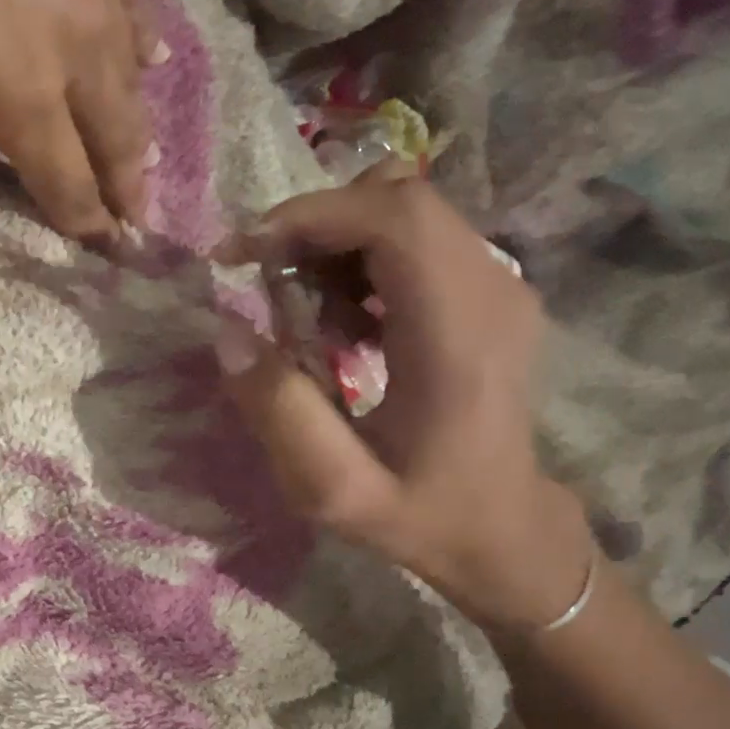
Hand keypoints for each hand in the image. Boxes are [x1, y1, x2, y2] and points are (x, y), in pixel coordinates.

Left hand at [0, 0, 161, 282]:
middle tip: (141, 222)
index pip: (66, 178)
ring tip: (152, 160)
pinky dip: (142, 44)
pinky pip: (130, 9)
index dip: (87, 219)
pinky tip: (153, 58)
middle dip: (125, 182)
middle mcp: (73, 49)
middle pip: (111, 132)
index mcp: (23, 92)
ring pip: (129, 76)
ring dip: (138, 125)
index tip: (111, 250)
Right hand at [218, 166, 591, 631]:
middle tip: (257, 277)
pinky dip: (360, 258)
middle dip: (314, 224)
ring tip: (294, 306)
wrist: (501, 529)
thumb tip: (228, 333)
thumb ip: (279, 413)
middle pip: (401, 199)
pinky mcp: (488, 294)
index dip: (310, 216)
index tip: (241, 254)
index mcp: (457, 335)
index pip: (395, 218)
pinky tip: (335, 317)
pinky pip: (418, 241)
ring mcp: (499, 287)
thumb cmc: (416, 513)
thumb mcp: (331, 488)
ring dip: (334, 241)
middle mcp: (493, 291)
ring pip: (408, 213)